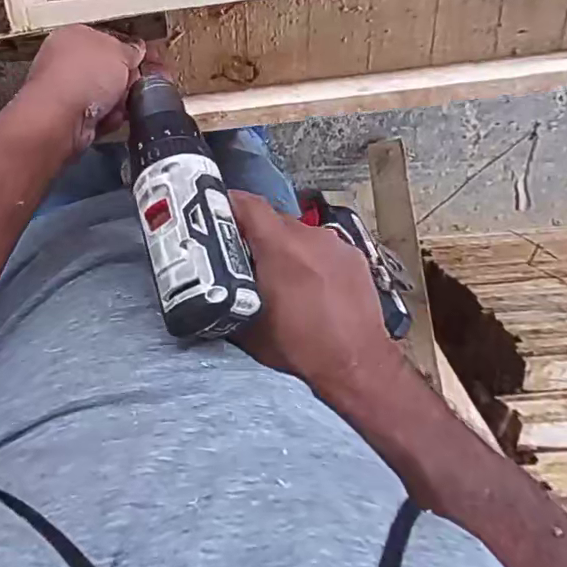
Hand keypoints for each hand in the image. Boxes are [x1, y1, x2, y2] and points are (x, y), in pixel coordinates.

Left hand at [11, 25, 146, 150]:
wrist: (59, 117)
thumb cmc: (86, 74)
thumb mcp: (119, 52)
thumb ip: (131, 49)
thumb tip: (136, 50)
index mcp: (73, 36)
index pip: (107, 40)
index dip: (129, 52)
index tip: (145, 63)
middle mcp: (66, 62)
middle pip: (109, 71)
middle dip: (126, 81)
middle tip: (136, 86)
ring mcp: (66, 92)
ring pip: (107, 96)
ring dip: (119, 103)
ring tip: (119, 105)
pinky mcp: (69, 118)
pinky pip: (99, 117)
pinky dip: (107, 119)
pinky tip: (107, 120)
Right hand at [228, 190, 407, 410]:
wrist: (355, 364)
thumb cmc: (304, 347)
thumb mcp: (246, 321)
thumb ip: (229, 291)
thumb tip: (211, 282)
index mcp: (280, 248)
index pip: (248, 204)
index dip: (228, 203)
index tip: (216, 209)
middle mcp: (310, 239)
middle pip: (272, 217)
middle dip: (253, 231)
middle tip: (239, 251)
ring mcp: (335, 247)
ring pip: (297, 232)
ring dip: (282, 245)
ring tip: (273, 272)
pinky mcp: (353, 258)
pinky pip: (320, 247)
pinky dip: (308, 257)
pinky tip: (304, 283)